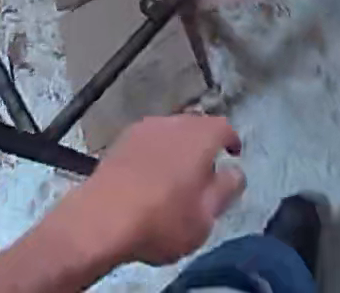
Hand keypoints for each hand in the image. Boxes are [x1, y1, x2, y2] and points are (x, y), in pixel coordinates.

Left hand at [49, 114, 245, 266]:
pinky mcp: (123, 137)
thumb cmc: (162, 218)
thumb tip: (236, 172)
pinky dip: (155, 151)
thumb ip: (227, 190)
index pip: (225, 127)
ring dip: (178, 146)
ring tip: (175, 173)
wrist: (103, 217)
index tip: (233, 154)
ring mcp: (148, 126)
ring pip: (172, 130)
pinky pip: (149, 139)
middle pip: (197, 125)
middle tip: (204, 169)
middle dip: (203, 143)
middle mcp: (177, 121)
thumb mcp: (205, 216)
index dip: (231, 140)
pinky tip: (148, 173)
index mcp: (202, 135)